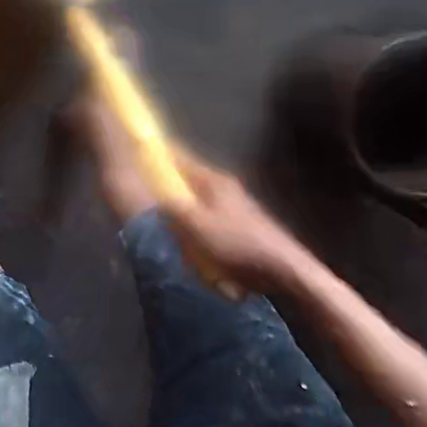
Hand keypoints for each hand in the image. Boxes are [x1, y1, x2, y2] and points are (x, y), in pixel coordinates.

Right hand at [163, 153, 317, 293]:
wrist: (285, 269)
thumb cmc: (238, 244)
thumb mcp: (197, 227)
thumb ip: (173, 210)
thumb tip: (155, 197)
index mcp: (214, 180)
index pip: (181, 158)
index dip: (161, 156)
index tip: (141, 157)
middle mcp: (226, 187)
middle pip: (190, 181)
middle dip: (170, 188)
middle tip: (150, 199)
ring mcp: (237, 207)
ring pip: (201, 203)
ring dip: (186, 214)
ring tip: (170, 228)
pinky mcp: (245, 227)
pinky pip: (213, 223)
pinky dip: (201, 231)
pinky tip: (197, 249)